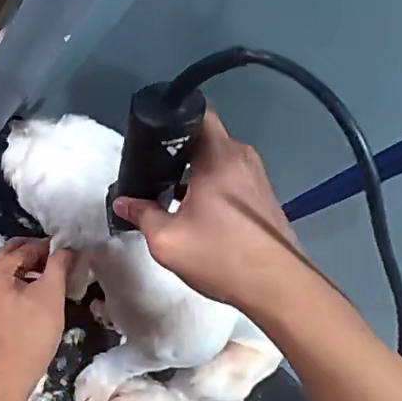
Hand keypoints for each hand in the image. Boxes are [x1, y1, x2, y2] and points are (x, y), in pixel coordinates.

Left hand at [0, 238, 74, 400]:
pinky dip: (28, 283)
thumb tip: (66, 248)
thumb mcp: (50, 294)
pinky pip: (11, 286)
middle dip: (41, 254)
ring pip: (14, 271)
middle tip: (66, 261)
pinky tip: (46, 294)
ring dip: (36, 269)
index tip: (73, 251)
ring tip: (60, 276)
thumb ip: (59, 265)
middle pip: (15, 255)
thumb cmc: (29, 334)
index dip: (50, 246)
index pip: (26, 247)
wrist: (6, 378)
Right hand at [111, 110, 317, 314]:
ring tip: (172, 194)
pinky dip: (212, 184)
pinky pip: (231, 176)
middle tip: (154, 171)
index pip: (197, 113)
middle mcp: (242, 157)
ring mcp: (257, 176)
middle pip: (205, 137)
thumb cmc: (221, 256)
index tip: (152, 139)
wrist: (277, 286)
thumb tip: (124, 202)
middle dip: (178, 150)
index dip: (171, 120)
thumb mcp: (168, 240)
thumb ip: (142, 215)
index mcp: (220, 156)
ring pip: (219, 158)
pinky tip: (198, 210)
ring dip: (195, 171)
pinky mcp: (264, 195)